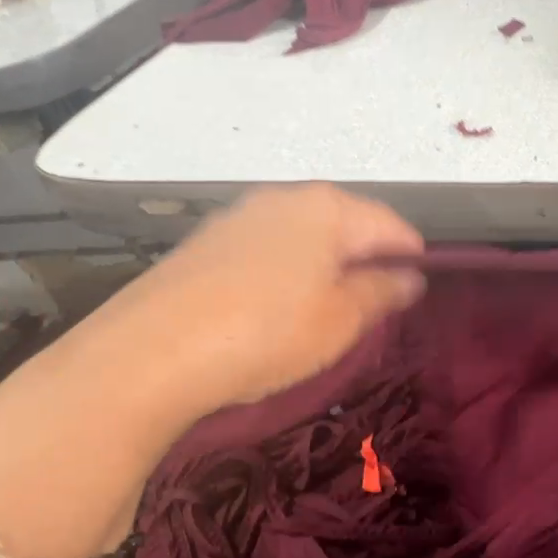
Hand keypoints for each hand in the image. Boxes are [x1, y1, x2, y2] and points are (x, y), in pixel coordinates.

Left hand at [53, 185, 424, 422]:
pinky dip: (285, 273)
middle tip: (371, 310)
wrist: (143, 358)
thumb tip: (411, 277)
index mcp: (329, 208)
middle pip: (348, 225)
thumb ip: (383, 292)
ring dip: (324, 268)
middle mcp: (286, 199)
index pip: (394, 227)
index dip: (411, 260)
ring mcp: (239, 217)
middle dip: (366, 261)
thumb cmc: (264, 334)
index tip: (414, 296)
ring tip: (323, 315)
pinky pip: (267, 250)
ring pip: (305, 237)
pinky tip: (274, 312)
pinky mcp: (205, 243)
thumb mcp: (341, 321)